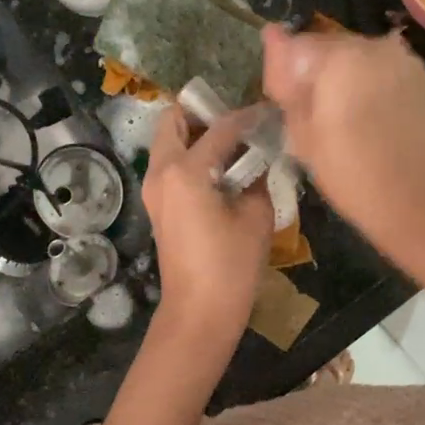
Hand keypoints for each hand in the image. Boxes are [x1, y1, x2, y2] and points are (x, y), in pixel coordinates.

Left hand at [142, 105, 274, 340]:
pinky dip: (191, 157)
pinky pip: (170, 166)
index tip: (270, 111)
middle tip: (239, 122)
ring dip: (196, 135)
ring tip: (234, 144)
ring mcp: (154, 190)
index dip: (247, 116)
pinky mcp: (158, 207)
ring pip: (169, 143)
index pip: (219, 127)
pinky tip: (223, 169)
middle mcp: (161, 172)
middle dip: (205, 114)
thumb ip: (258, 179)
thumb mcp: (256, 217)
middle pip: (174, 121)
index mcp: (184, 170)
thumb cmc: (230, 267)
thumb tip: (261, 161)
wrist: (199, 313)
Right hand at [261, 27, 424, 250]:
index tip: (284, 108)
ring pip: (354, 58)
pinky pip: (379, 70)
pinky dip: (366, 86)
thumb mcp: (304, 136)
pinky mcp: (419, 76)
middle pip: (326, 48)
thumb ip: (286, 82)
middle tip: (309, 118)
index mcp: (339, 57)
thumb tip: (271, 36)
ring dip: (340, 80)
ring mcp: (401, 57)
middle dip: (313, 74)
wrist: (422, 201)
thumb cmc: (352, 175)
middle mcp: (373, 45)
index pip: (293, 48)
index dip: (284, 78)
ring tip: (339, 121)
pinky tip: (366, 120)